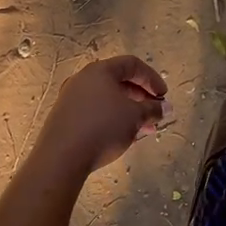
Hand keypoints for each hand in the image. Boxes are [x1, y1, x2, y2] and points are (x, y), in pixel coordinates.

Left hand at [32, 55, 168, 174]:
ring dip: (128, 111)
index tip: (164, 95)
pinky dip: (111, 119)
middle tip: (154, 112)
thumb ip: (153, 109)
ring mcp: (70, 100)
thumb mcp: (135, 117)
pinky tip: (122, 136)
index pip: (132, 65)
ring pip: (107, 99)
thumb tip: (165, 107)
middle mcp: (83, 80)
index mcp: (100, 71)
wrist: (60, 161)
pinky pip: (94, 112)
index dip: (152, 78)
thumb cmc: (102, 128)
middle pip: (119, 82)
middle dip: (141, 97)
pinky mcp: (63, 120)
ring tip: (143, 129)